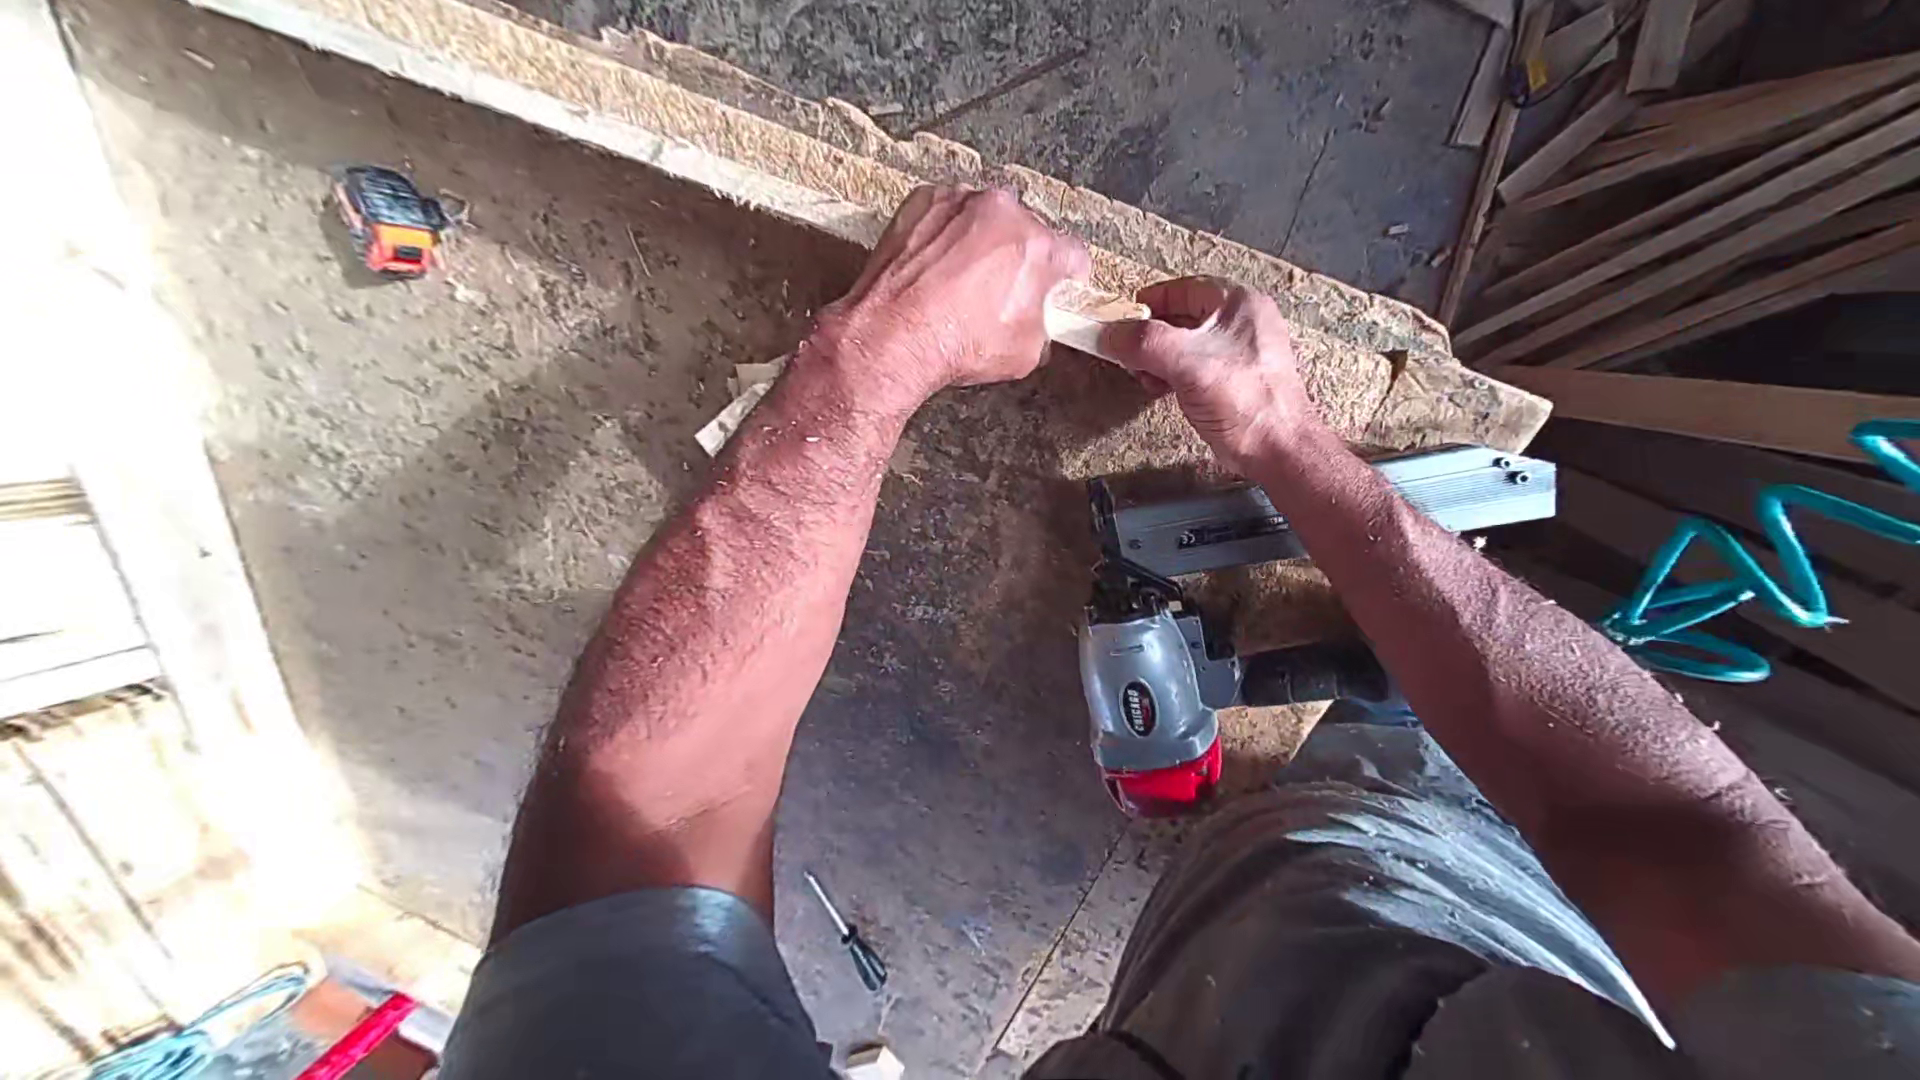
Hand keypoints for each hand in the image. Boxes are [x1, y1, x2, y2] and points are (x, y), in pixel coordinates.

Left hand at [806, 185, 1090, 410]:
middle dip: (1019, 258)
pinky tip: (936, 270)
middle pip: (1026, 230)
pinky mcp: (922, 202)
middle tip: (1001, 292)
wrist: (892, 336)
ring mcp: (959, 201)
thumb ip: (1044, 326)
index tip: (1061, 283)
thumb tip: (1038, 321)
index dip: (1068, 274)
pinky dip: (946, 236)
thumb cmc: (955, 344)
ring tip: (961, 283)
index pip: (1072, 253)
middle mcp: (1001, 211)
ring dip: (981, 243)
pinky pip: (947, 215)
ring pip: (985, 219)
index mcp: (1036, 246)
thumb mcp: (1025, 354)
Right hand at [1100, 276, 1322, 470]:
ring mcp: (1237, 354)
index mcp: (1238, 304)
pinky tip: (1159, 388)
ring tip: (1142, 374)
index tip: (1125, 315)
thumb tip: (1110, 334)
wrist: (1273, 448)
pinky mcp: (1230, 382)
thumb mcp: (1186, 361)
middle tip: (1128, 350)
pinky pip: (1192, 368)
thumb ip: (1144, 342)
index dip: (1152, 300)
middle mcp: (1240, 324)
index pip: (1185, 289)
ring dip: (1157, 358)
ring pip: (1184, 345)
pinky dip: (1170, 375)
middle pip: (1181, 318)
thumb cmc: (1244, 401)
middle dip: (1150, 335)